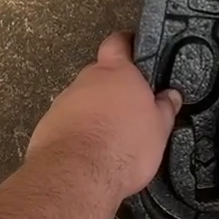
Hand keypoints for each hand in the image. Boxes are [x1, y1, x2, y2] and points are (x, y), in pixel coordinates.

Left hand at [27, 32, 181, 201]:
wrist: (77, 176)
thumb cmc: (120, 147)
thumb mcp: (159, 129)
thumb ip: (165, 107)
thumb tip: (171, 97)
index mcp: (117, 73)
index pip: (118, 42)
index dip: (125, 43)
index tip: (132, 47)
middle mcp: (87, 80)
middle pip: (99, 74)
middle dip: (112, 88)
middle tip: (127, 107)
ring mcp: (64, 102)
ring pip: (82, 100)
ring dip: (93, 112)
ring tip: (109, 136)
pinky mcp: (48, 125)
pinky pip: (67, 122)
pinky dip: (77, 132)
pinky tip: (90, 151)